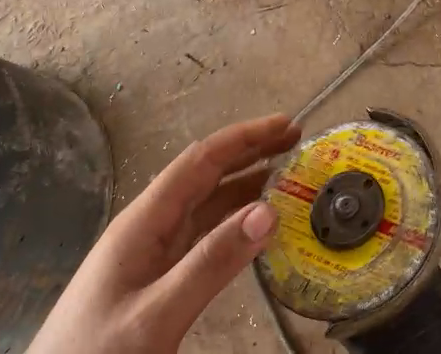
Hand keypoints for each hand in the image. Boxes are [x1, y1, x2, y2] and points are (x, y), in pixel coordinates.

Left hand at [29, 115, 302, 353]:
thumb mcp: (155, 315)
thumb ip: (211, 264)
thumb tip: (269, 210)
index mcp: (143, 222)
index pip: (200, 162)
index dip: (244, 138)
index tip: (287, 125)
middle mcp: (149, 228)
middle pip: (205, 175)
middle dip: (250, 152)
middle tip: (297, 141)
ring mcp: (151, 254)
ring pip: (206, 204)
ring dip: (247, 184)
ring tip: (288, 177)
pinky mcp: (156, 279)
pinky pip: (204, 234)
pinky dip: (236, 220)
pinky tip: (257, 226)